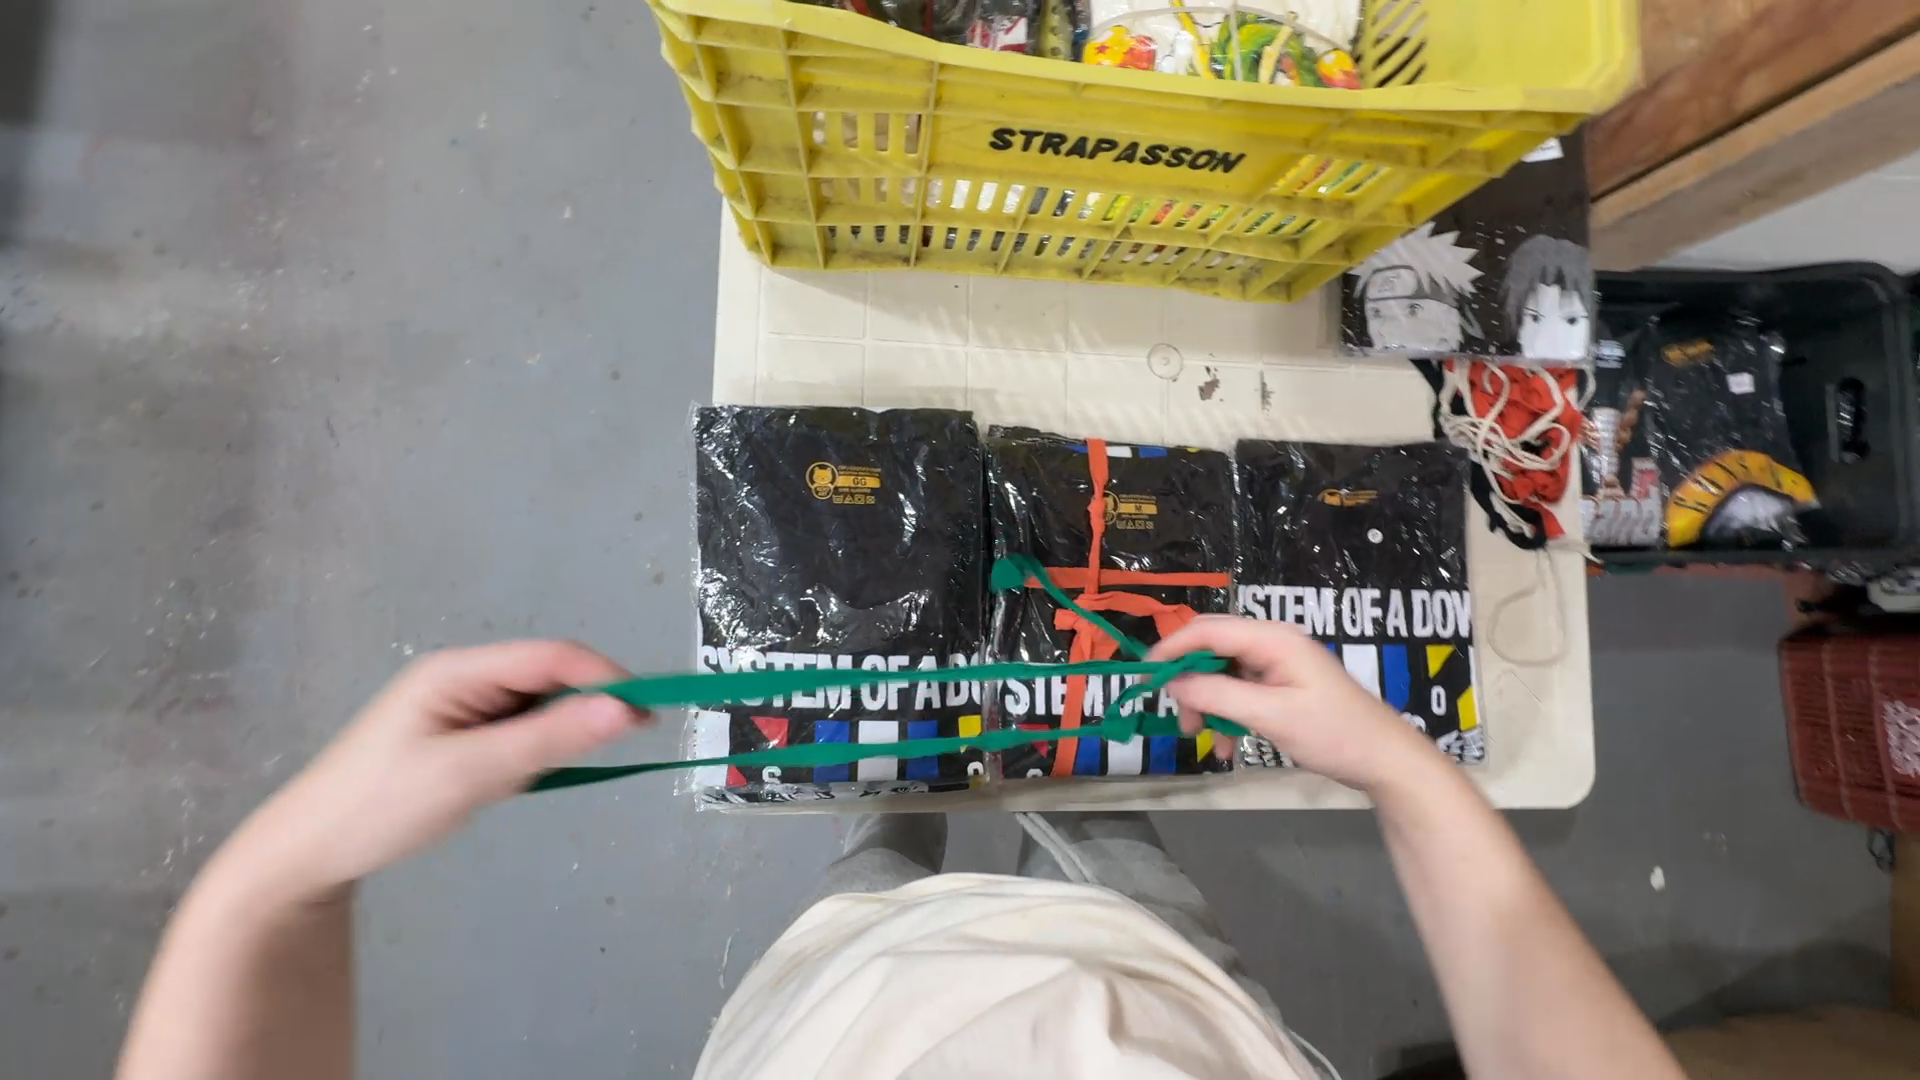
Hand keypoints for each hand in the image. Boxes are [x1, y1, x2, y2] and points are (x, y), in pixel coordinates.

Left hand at [207, 641, 648, 906]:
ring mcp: (466, 707)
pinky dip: (535, 754)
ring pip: (541, 708)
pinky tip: (513, 781)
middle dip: (583, 710)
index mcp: (461, 670)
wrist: (301, 859)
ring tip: (528, 779)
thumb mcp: (471, 773)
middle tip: (605, 752)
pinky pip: (524, 732)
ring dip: (554, 738)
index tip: (645, 715)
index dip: (606, 678)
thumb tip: (627, 710)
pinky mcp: (467, 736)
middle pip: (551, 678)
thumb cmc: (380, 807)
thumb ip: (551, 738)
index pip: (554, 657)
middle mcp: (468, 678)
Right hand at [1149, 616, 1439, 792]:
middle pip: (1211, 648)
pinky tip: (1226, 745)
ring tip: (1202, 738)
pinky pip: (1237, 691)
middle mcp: (1271, 643)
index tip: (1145, 674)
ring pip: (1220, 673)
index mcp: (1272, 639)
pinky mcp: (1279, 685)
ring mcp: (1276, 664)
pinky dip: (1225, 714)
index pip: (1208, 630)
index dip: (1172, 647)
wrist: (1387, 762)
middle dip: (1189, 680)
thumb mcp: (1271, 716)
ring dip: (1206, 703)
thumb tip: (1174, 683)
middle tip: (1176, 713)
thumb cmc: (1334, 734)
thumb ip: (1219, 696)